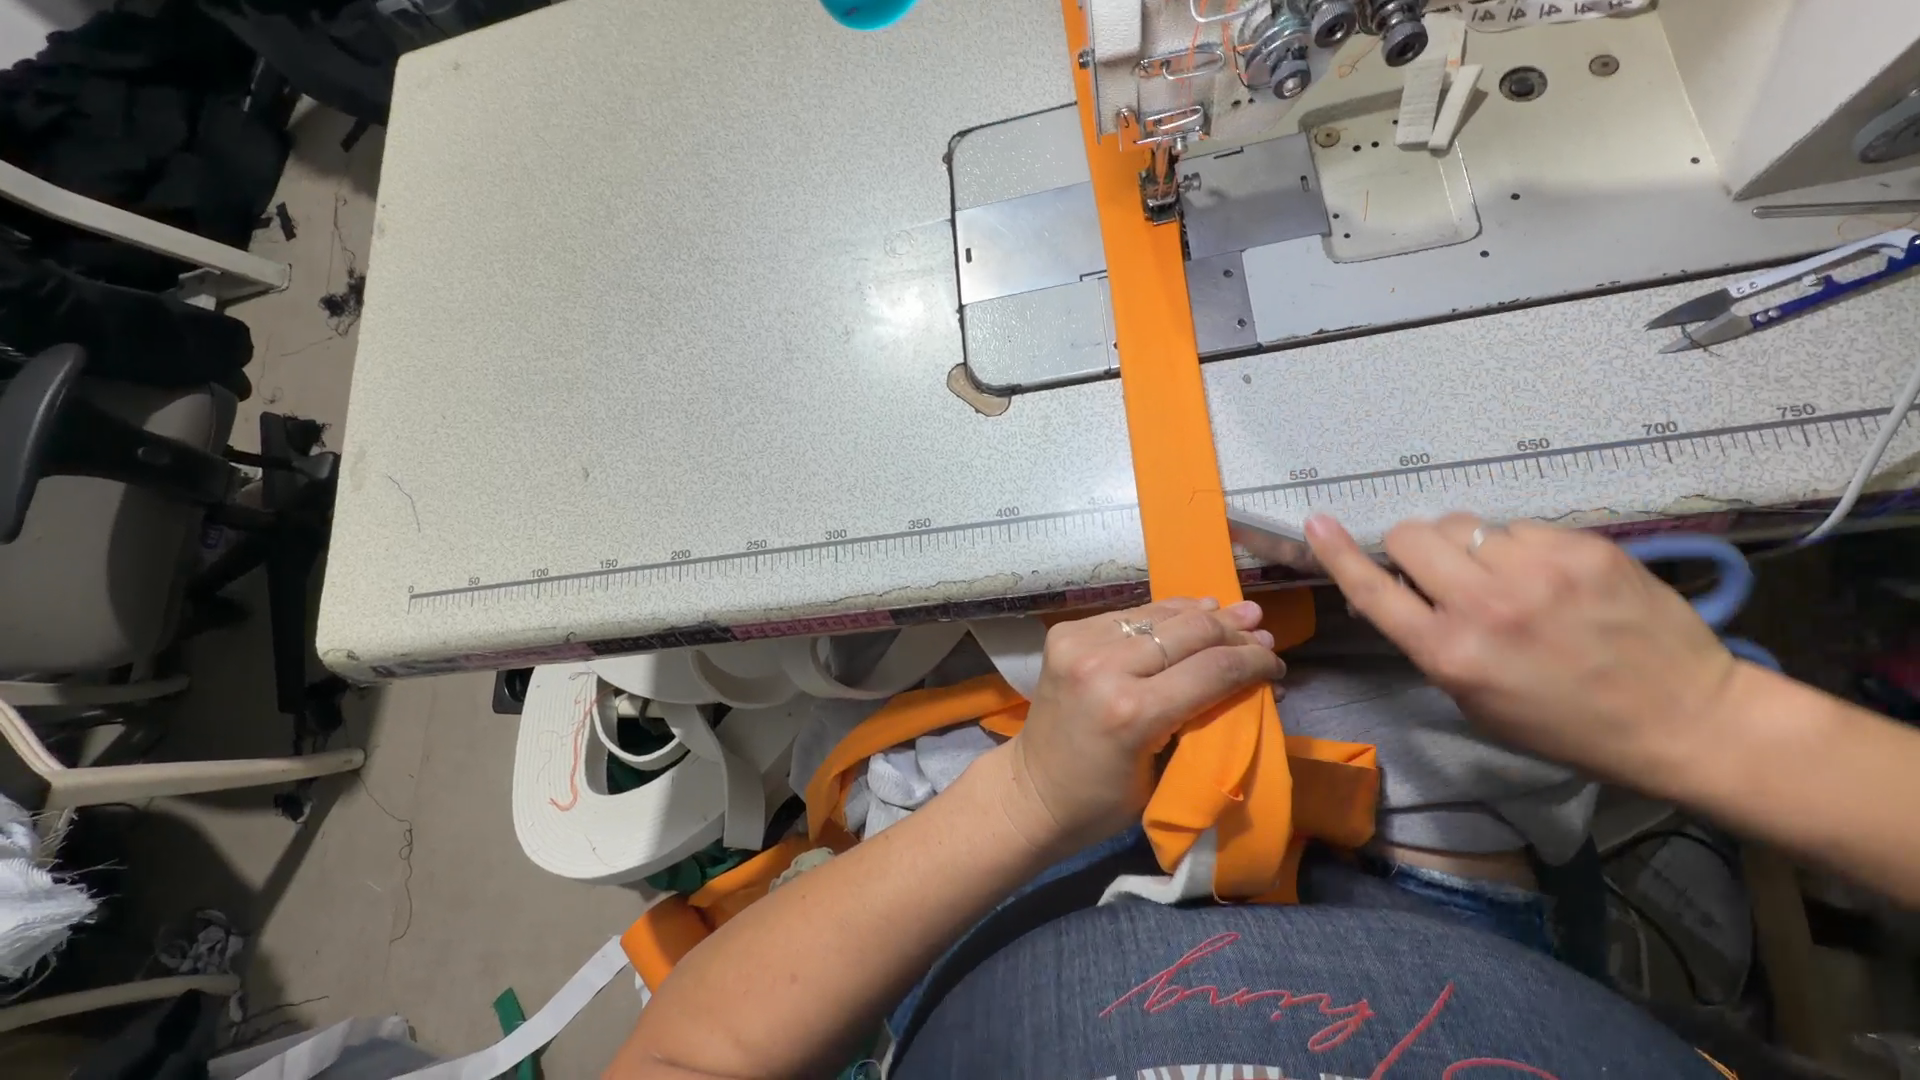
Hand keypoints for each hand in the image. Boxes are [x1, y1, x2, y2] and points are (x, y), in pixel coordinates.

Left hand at [1003, 598, 1283, 854]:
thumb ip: (1205, 721)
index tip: (1277, 665)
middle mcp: (1104, 666)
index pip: (1213, 669)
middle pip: (1191, 631)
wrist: (1030, 789)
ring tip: (1237, 613)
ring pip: (1160, 613)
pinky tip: (1190, 615)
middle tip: (1263, 631)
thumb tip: (1253, 682)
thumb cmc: (1102, 802)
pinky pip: (1130, 615)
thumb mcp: (1165, 771)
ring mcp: (1080, 643)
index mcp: (1132, 712)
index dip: (1254, 662)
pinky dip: (1165, 616)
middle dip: (1234, 632)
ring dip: (1203, 614)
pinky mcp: (1066, 633)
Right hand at [1292, 513, 1742, 783]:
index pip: (1373, 589)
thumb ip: (1428, 641)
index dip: (1338, 553)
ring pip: (1465, 525)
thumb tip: (1397, 590)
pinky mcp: (1583, 548)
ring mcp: (1537, 570)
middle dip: (1415, 548)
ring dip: (1469, 546)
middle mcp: (1484, 605)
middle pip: (1413, 535)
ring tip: (1505, 576)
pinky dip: (1520, 547)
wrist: (1683, 719)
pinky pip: (1520, 527)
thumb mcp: (1472, 698)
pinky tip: (1550, 577)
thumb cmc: (1562, 724)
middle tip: (1441, 570)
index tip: (1317, 523)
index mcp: (1450, 653)